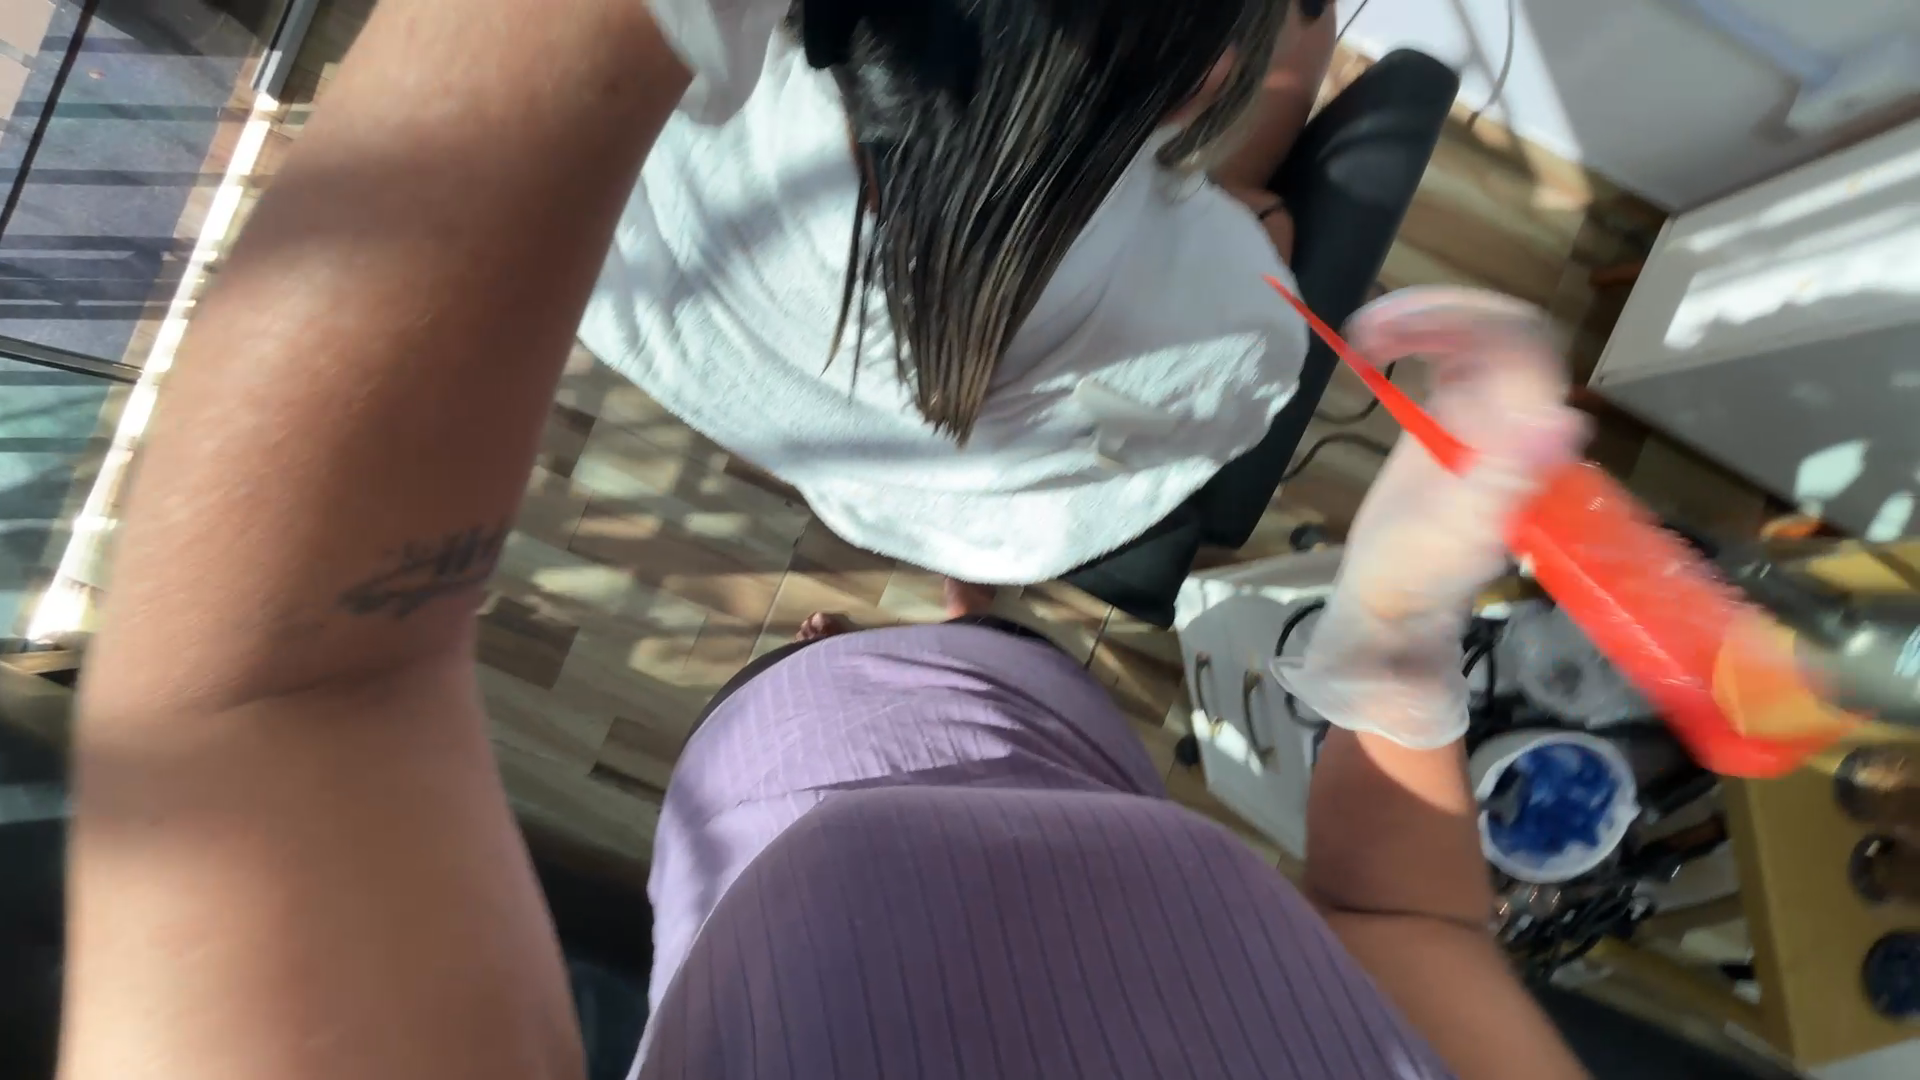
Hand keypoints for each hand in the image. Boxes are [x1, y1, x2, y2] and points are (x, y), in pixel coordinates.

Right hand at [1274, 287, 1587, 747]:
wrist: (1393, 593)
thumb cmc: (1418, 572)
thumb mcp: (1460, 534)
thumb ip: (1507, 481)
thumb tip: (1559, 423)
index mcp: (1525, 435)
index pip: (1516, 346)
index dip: (1458, 320)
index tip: (1384, 333)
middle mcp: (1515, 415)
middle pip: (1499, 327)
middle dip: (1436, 311)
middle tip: (1366, 326)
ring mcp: (1485, 414)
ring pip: (1475, 334)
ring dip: (1422, 318)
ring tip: (1363, 331)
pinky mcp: (1454, 419)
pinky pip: (1448, 356)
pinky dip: (1414, 339)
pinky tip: (1374, 348)